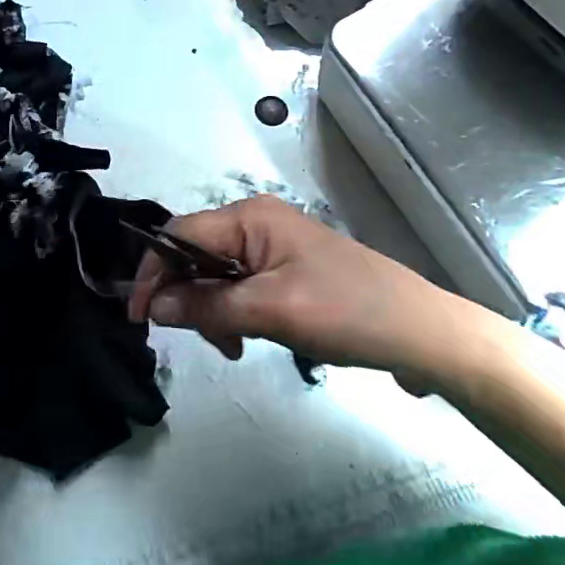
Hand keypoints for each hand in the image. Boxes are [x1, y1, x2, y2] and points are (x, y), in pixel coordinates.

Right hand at [127, 196, 504, 388]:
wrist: (425, 333)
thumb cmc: (348, 311)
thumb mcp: (272, 311)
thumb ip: (208, 307)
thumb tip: (154, 308)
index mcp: (248, 218)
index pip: (178, 235)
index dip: (152, 272)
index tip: (139, 315)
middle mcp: (254, 223)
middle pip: (194, 254)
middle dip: (187, 297)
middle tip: (201, 340)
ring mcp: (271, 246)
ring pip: (215, 274)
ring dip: (212, 310)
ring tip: (232, 346)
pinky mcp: (285, 269)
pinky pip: (239, 285)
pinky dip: (233, 311)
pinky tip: (245, 338)